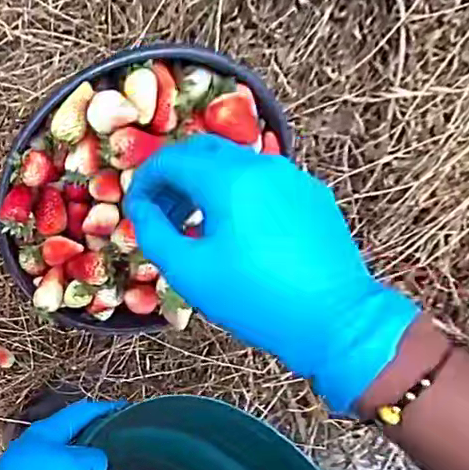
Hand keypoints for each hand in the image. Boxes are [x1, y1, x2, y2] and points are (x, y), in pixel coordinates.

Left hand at [0, 400, 122, 469]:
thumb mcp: (70, 467)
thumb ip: (91, 458)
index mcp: (45, 433)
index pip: (81, 412)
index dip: (106, 410)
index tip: (128, 410)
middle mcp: (34, 446)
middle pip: (72, 436)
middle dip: (98, 439)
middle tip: (124, 449)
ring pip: (65, 462)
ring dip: (87, 467)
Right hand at [124, 135, 417, 412]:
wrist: (333, 318)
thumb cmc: (253, 297)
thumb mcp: (187, 270)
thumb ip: (153, 232)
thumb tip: (141, 210)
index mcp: (230, 180)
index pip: (171, 160)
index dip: (143, 182)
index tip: (134, 209)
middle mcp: (263, 167)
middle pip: (201, 151)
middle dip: (170, 176)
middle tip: (156, 212)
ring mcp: (291, 178)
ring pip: (232, 163)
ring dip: (200, 185)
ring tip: (187, 226)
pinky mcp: (309, 196)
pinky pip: (259, 181)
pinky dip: (230, 194)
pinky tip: (226, 232)